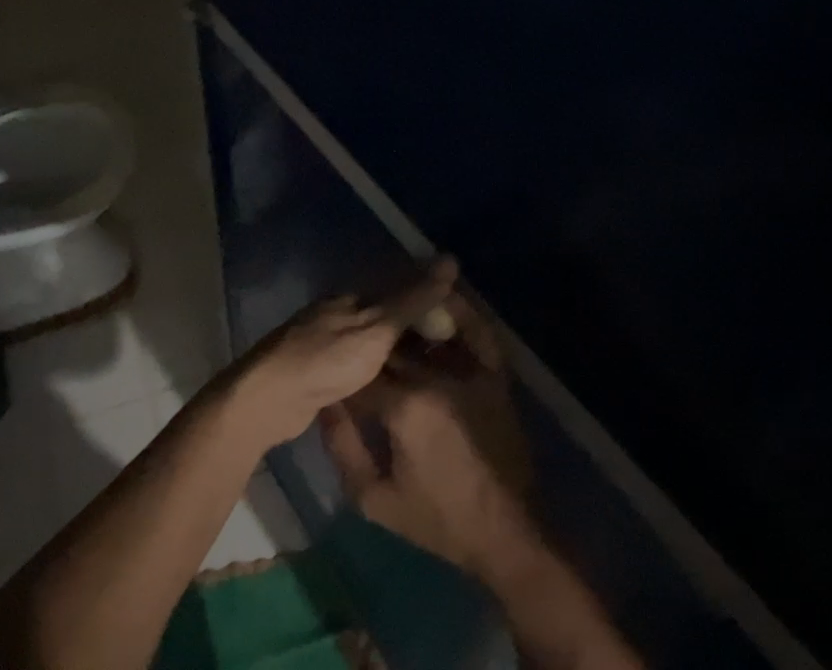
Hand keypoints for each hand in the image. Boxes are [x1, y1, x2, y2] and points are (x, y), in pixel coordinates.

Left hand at [231, 259, 458, 446]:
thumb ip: (411, 299)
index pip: (396, 288)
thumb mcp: (376, 328)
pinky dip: (381, 372)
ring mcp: (323, 345)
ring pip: (371, 343)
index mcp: (349, 298)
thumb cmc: (326, 359)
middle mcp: (335, 315)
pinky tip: (400, 388)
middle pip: (384, 316)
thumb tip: (449, 259)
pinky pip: (360, 367)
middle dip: (415, 329)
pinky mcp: (318, 374)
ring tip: (437, 373)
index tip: (461, 318)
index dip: (428, 298)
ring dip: (399, 353)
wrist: (270, 399)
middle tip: (457, 353)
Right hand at [321, 291, 537, 576]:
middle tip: (350, 337)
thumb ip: (341, 446)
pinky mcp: (495, 376)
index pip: (358, 373)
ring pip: (427, 330)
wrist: (507, 534)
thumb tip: (323, 402)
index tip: (326, 372)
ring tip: (383, 308)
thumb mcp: (373, 497)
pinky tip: (439, 297)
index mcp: (404, 408)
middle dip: (367, 344)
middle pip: (390, 347)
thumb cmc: (437, 521)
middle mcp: (436, 380)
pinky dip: (459, 312)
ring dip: (403, 321)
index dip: (339, 373)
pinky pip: (477, 332)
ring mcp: (471, 374)